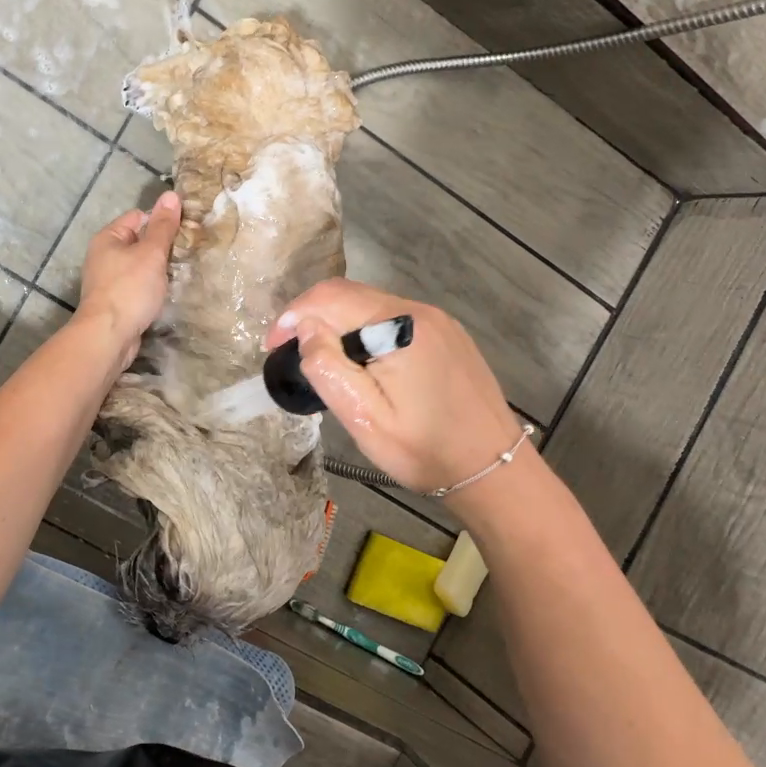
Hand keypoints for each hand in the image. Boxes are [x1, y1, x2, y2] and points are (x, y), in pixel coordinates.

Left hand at [75, 191, 180, 369]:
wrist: (108, 336)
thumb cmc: (129, 289)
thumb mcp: (151, 253)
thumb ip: (163, 226)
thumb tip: (171, 195)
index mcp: (108, 238)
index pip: (137, 217)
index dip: (160, 221)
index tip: (185, 231)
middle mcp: (103, 256)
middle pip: (138, 243)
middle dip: (161, 248)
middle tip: (187, 253)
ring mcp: (107, 281)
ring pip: (139, 267)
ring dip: (158, 271)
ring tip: (181, 273)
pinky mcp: (115, 302)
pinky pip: (137, 287)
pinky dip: (150, 289)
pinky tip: (166, 294)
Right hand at [268, 278, 523, 494]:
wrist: (494, 471)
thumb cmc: (425, 450)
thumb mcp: (364, 418)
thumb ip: (328, 368)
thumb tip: (306, 330)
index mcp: (398, 327)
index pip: (329, 297)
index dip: (292, 315)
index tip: (271, 346)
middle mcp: (419, 312)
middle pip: (349, 295)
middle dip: (310, 317)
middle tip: (289, 353)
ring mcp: (438, 321)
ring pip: (370, 305)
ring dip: (336, 324)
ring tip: (321, 361)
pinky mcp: (447, 335)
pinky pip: (392, 319)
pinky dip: (363, 331)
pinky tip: (360, 363)